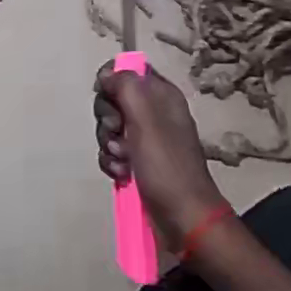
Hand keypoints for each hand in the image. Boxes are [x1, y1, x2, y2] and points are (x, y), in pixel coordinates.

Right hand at [94, 63, 228, 247]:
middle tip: (118, 132)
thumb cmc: (167, 165)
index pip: (129, 70)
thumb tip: (107, 73)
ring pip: (109, 128)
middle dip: (107, 117)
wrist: (184, 219)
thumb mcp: (146, 119)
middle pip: (113, 99)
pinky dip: (111, 163)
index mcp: (162, 95)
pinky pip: (111, 153)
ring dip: (109, 145)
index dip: (112, 80)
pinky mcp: (137, 163)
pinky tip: (121, 175)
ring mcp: (145, 140)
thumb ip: (126, 87)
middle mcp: (154, 113)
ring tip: (123, 162)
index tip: (108, 96)